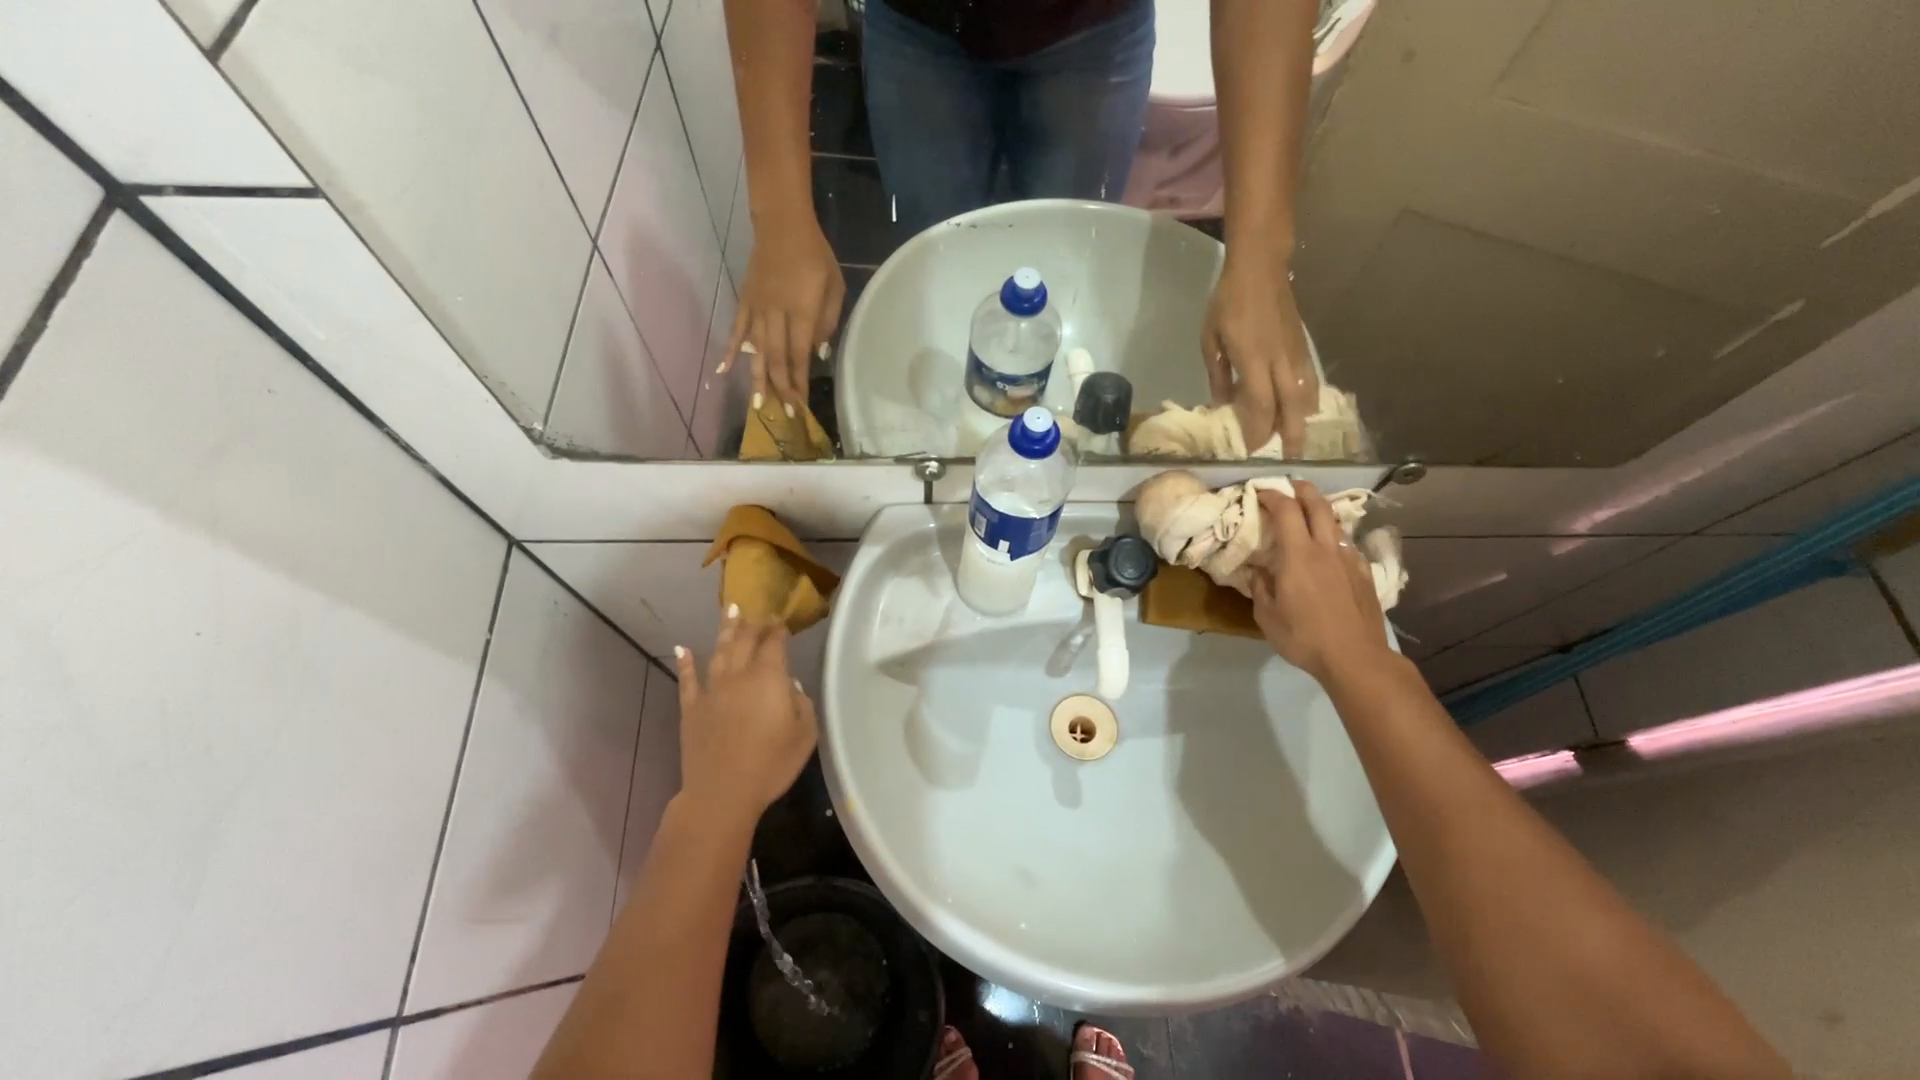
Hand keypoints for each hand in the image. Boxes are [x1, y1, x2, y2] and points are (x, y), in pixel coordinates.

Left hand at [672, 608, 818, 825]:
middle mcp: (739, 676)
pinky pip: (687, 679)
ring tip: (730, 611)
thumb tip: (792, 686)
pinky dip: (686, 662)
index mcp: (769, 679)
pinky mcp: (691, 708)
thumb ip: (802, 704)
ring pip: (719, 652)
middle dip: (753, 624)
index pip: (774, 645)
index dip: (778, 630)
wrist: (723, 791)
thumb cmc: (772, 764)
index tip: (781, 620)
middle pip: (745, 642)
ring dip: (725, 630)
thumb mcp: (805, 735)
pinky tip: (682, 648)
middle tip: (758, 610)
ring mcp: (712, 690)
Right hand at [725, 213, 844, 415]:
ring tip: (758, 405)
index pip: (799, 354)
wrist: (783, 225)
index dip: (799, 381)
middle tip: (782, 415)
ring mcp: (757, 308)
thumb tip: (815, 354)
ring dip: (758, 379)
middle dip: (780, 388)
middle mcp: (776, 313)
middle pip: (776, 358)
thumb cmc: (816, 256)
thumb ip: (826, 322)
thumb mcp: (834, 287)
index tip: (800, 405)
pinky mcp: (745, 301)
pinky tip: (724, 371)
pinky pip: (737, 330)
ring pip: (757, 350)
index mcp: (802, 310)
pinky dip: (731, 352)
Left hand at [1202, 256, 1317, 454]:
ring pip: (1305, 396)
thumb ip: (1218, 375)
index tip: (1251, 450)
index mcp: (1252, 359)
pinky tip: (1303, 411)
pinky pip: (1310, 381)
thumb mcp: (1210, 340)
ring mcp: (1295, 354)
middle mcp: (1279, 361)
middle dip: (1289, 435)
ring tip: (1294, 439)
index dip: (1256, 431)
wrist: (1261, 268)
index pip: (1259, 405)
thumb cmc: (1228, 302)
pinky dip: (1308, 400)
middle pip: (1290, 407)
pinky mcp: (1304, 347)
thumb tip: (1222, 405)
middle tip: (1287, 459)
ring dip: (1300, 421)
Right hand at [1249, 483, 1391, 682]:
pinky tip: (1330, 550)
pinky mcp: (1364, 574)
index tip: (1260, 492)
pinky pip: (1348, 545)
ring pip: (1336, 522)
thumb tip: (1258, 572)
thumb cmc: (1304, 637)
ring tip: (1309, 515)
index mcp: (1298, 554)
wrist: (1355, 657)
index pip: (1285, 510)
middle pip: (1317, 504)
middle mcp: (1325, 548)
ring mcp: (1349, 559)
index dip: (1271, 495)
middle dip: (1302, 490)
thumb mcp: (1267, 616)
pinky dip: (1335, 537)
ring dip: (1320, 511)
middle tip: (1289, 487)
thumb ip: (1260, 588)